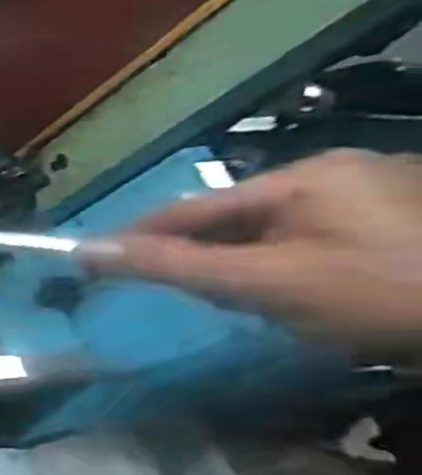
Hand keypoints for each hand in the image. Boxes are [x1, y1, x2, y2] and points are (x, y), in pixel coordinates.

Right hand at [87, 149, 421, 344]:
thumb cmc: (385, 295)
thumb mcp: (264, 283)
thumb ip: (169, 264)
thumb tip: (83, 251)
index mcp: (304, 177)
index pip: (187, 209)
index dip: (134, 239)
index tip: (90, 270)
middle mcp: (339, 172)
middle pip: (230, 219)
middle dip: (201, 258)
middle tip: (192, 299)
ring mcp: (379, 194)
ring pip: (269, 232)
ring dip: (243, 265)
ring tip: (250, 302)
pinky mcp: (404, 221)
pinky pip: (311, 240)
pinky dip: (287, 267)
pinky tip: (302, 296)